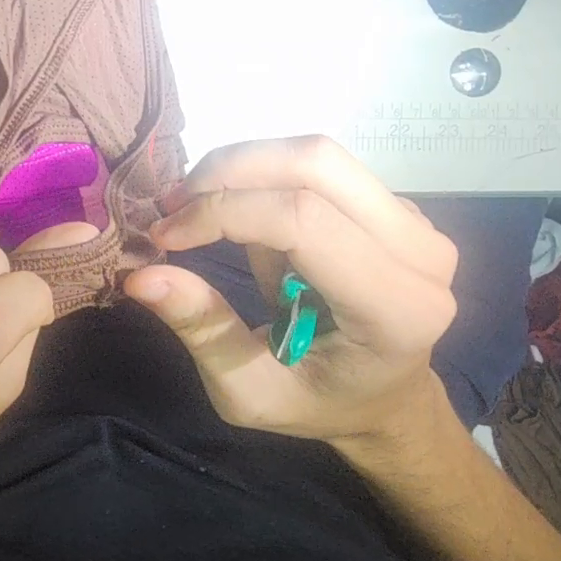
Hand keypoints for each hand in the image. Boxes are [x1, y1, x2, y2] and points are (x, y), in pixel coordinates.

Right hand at [124, 137, 459, 448]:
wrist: (386, 401)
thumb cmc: (320, 405)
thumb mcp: (249, 393)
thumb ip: (203, 330)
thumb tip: (141, 275)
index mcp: (396, 308)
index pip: (303, 220)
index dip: (221, 213)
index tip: (162, 235)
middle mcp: (419, 252)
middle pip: (315, 165)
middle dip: (227, 172)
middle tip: (170, 204)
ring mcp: (414, 222)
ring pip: (315, 156)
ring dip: (240, 169)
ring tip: (193, 206)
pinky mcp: (393, 207)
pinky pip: (318, 169)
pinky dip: (260, 178)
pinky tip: (234, 215)